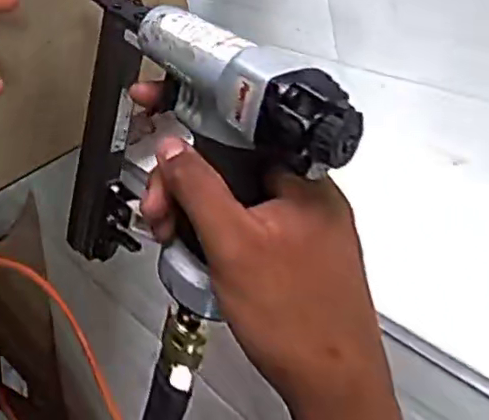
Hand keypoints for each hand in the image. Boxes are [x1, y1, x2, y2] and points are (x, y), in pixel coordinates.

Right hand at [132, 84, 399, 419]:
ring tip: (171, 237)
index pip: (238, 126)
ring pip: (228, 194)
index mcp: (302, 183)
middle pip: (225, 163)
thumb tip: (171, 146)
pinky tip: (194, 252)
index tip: (154, 99)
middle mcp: (303, 197)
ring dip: (190, 211)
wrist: (334, 397)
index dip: (191, 109)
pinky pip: (238, 221)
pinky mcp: (289, 251)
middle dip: (181, 183)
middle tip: (159, 208)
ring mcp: (297, 225)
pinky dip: (209, 231)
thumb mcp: (232, 245)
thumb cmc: (300, 325)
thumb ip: (197, 187)